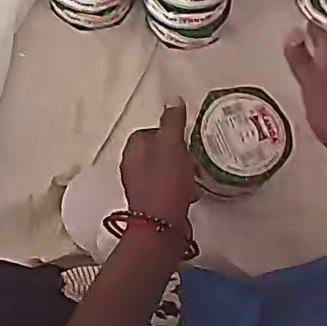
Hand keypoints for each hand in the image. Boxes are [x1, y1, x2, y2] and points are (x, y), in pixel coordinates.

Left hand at [120, 100, 197, 227]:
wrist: (162, 226)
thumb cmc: (166, 182)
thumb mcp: (172, 144)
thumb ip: (172, 121)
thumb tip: (173, 99)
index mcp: (133, 149)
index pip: (148, 131)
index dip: (168, 132)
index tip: (184, 137)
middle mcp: (132, 167)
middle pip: (157, 151)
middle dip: (177, 153)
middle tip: (192, 157)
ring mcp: (141, 187)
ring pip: (164, 170)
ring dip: (181, 171)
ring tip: (195, 176)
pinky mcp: (152, 204)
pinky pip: (168, 188)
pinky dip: (180, 188)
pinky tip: (191, 193)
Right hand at [283, 23, 326, 162]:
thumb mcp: (313, 86)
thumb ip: (302, 62)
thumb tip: (293, 32)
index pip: (324, 44)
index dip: (316, 32)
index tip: (309, 21)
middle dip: (320, 46)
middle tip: (310, 36)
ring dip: (323, 66)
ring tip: (312, 62)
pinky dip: (326, 86)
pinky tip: (322, 94)